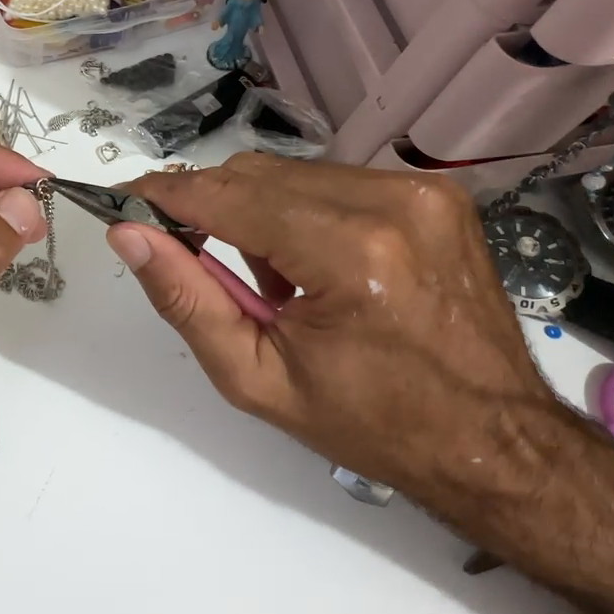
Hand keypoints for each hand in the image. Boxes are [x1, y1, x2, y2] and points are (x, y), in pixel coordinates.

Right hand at [107, 153, 569, 510]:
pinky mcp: (434, 192)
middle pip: (254, 175)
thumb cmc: (370, 422)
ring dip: (251, 211)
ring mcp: (420, 190)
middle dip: (205, 206)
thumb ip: (185, 299)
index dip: (164, 195)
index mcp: (350, 253)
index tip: (119, 201)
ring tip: (264, 280)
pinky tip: (306, 264)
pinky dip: (296, 212)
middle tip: (182, 253)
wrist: (494, 439)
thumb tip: (127, 234)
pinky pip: (329, 181)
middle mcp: (390, 201)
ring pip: (289, 173)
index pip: (227, 197)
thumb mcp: (255, 377)